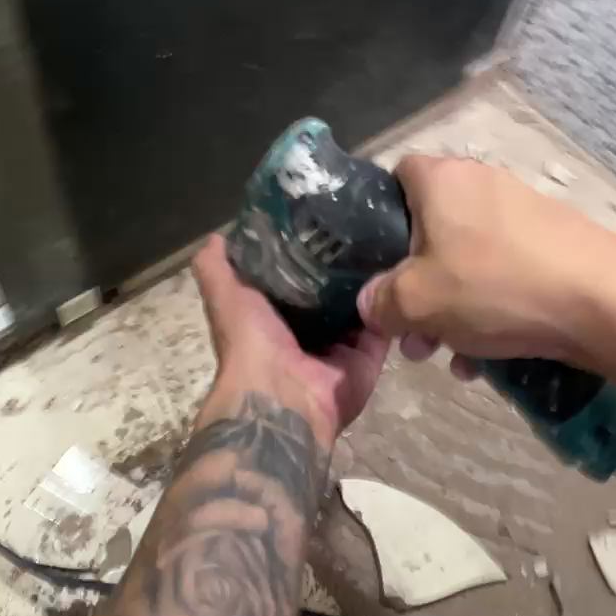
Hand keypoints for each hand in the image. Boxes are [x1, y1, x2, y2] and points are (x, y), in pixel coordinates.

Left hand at [192, 235, 389, 440]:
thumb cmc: (248, 342)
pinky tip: (399, 272)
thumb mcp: (225, 295)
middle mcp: (308, 334)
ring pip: (361, 308)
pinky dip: (391, 306)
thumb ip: (215, 268)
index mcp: (274, 320)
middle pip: (331, 294)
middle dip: (343, 265)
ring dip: (371, 282)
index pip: (294, 279)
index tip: (319, 217)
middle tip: (361, 225)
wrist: (279, 398)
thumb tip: (217, 236)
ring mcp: (340, 349)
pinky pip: (384, 328)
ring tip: (386, 240)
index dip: (304, 251)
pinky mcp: (367, 359)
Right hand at [357, 155, 615, 377]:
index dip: (379, 217)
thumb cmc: (494, 285)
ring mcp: (521, 212)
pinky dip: (490, 308)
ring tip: (452, 356)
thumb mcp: (416, 301)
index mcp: (441, 179)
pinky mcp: (553, 242)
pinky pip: (504, 272)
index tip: (378, 265)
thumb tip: (370, 302)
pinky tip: (490, 358)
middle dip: (415, 286)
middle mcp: (480, 184)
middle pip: (430, 230)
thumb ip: (380, 301)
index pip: (396, 176)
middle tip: (413, 334)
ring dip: (451, 308)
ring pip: (467, 259)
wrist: (605, 301)